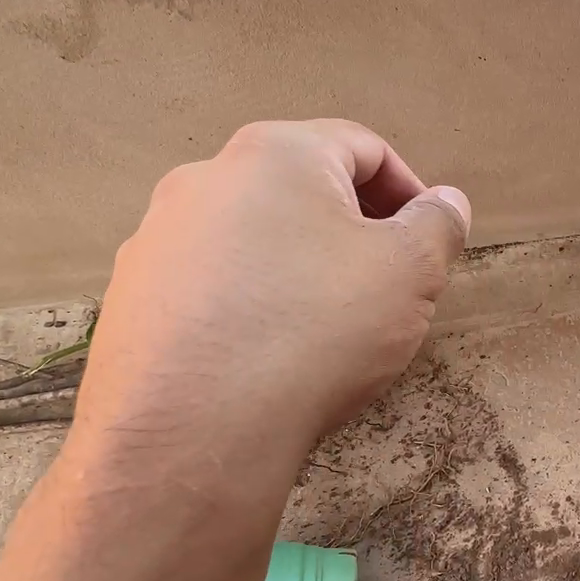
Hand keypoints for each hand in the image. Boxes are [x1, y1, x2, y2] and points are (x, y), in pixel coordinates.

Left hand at [73, 120, 470, 474]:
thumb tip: (446, 202)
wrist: (194, 432)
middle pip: (308, 188)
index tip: (428, 243)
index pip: (364, 147)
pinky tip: (279, 352)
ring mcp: (158, 239)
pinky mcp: (134, 298)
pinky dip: (261, 299)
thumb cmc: (320, 328)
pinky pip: (220, 281)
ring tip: (337, 325)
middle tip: (392, 284)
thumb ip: (439, 224)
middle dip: (361, 230)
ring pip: (261, 235)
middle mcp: (205, 179)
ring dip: (311, 264)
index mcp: (277, 155)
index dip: (411, 191)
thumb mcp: (411, 270)